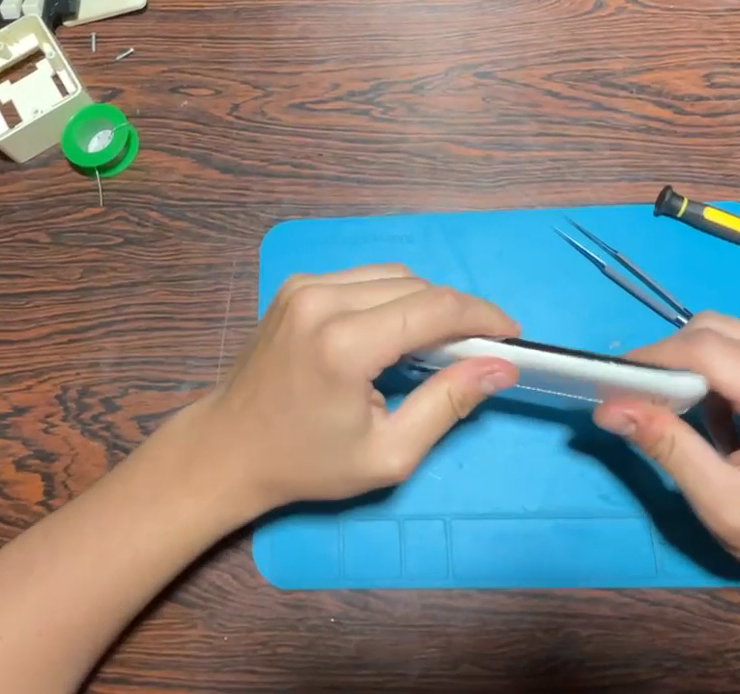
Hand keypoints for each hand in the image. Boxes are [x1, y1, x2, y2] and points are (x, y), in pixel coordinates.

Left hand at [190, 265, 520, 515]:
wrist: (228, 446)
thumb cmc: (307, 462)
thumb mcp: (387, 453)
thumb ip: (448, 404)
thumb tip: (500, 366)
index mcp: (345, 343)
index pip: (435, 307)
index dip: (482, 315)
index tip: (511, 334)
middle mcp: (323, 299)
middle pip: (417, 286)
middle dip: (456, 313)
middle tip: (476, 350)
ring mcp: (305, 285)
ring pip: (392, 275)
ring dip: (425, 302)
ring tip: (436, 344)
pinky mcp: (297, 284)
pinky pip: (363, 278)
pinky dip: (392, 297)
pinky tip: (394, 332)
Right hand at [591, 314, 739, 591]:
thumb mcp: (726, 508)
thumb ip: (670, 451)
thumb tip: (609, 408)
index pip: (710, 352)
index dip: (654, 358)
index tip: (614, 383)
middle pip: (714, 331)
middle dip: (666, 357)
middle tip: (639, 398)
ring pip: (724, 329)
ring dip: (687, 359)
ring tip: (674, 405)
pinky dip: (710, 364)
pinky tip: (710, 407)